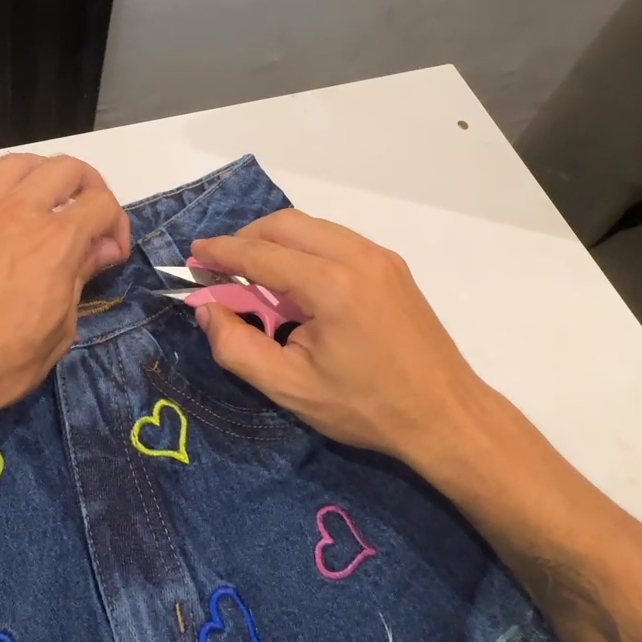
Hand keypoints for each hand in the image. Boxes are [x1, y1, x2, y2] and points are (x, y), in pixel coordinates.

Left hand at [0, 154, 129, 439]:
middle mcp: (19, 211)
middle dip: (89, 187)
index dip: (116, 226)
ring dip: (43, 176)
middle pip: (66, 169)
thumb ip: (79, 280)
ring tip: (47, 202)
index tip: (110, 255)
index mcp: (55, 241)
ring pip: (20, 163)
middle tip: (89, 220)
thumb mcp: (56, 334)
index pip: (101, 204)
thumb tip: (98, 249)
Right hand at [190, 209, 497, 473]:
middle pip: (285, 224)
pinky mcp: (391, 264)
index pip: (260, 253)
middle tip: (221, 266)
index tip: (194, 255)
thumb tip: (207, 309)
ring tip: (254, 274)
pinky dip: (304, 247)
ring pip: (311, 226)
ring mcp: (379, 256)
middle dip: (246, 238)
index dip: (221, 252)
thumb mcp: (290, 388)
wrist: (447, 417)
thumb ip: (237, 347)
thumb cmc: (366, 408)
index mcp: (330, 286)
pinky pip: (334, 238)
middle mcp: (356, 256)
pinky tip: (296, 281)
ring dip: (275, 240)